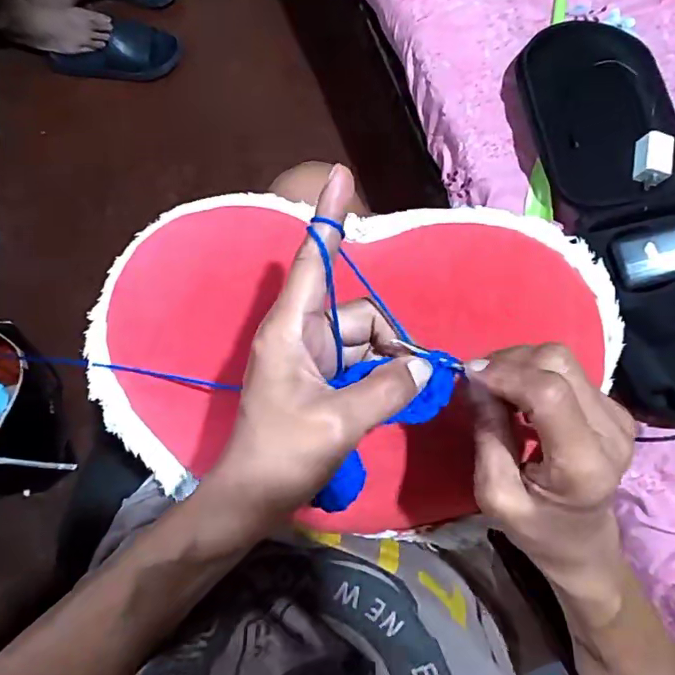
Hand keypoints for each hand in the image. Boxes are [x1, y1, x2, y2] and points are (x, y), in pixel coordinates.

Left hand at [204, 166, 429, 533]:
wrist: (250, 499)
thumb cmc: (282, 456)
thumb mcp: (339, 422)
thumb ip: (387, 389)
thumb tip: (424, 366)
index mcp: (291, 330)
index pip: (314, 261)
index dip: (329, 218)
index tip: (340, 176)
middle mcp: (299, 335)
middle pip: (359, 315)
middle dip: (390, 342)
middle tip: (413, 382)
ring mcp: (309, 360)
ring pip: (364, 343)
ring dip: (388, 365)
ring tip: (402, 400)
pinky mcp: (317, 382)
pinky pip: (359, 365)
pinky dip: (379, 378)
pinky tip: (393, 402)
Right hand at [467, 344, 636, 584]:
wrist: (583, 542)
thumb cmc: (537, 528)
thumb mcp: (496, 497)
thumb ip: (488, 438)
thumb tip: (477, 382)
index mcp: (583, 464)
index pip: (549, 393)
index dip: (505, 374)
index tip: (469, 376)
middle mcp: (610, 432)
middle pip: (558, 363)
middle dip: (510, 362)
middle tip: (479, 382)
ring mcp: (618, 416)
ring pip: (563, 359)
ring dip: (521, 364)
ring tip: (497, 387)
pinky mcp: (614, 408)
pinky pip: (569, 371)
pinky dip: (535, 373)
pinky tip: (520, 396)